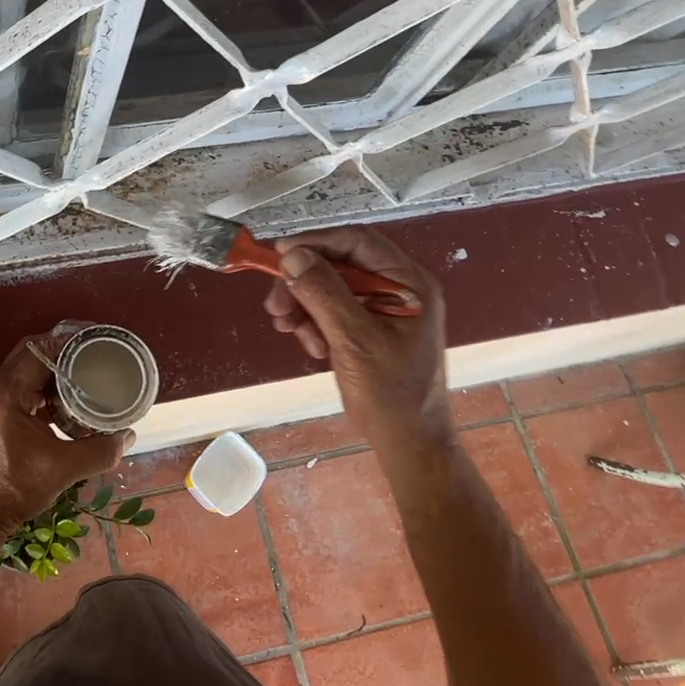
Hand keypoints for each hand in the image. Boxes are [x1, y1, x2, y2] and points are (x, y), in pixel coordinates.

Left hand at [0, 337, 133, 541]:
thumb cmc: (15, 489)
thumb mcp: (64, 468)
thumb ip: (101, 449)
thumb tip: (128, 434)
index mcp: (6, 390)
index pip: (41, 348)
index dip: (70, 339)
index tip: (97, 337)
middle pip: (35, 353)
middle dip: (67, 351)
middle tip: (97, 352)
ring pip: (30, 369)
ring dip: (58, 370)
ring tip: (90, 373)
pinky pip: (25, 386)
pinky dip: (48, 388)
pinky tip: (72, 399)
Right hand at [263, 228, 450, 449]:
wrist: (408, 443)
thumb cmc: (391, 393)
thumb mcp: (354, 340)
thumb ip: (324, 293)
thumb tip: (293, 256)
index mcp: (408, 283)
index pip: (357, 242)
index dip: (316, 242)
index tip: (279, 254)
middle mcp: (397, 288)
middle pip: (339, 265)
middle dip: (303, 282)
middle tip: (275, 305)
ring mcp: (383, 309)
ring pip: (329, 287)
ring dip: (303, 304)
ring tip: (287, 328)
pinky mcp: (368, 328)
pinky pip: (331, 310)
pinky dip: (313, 323)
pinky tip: (311, 346)